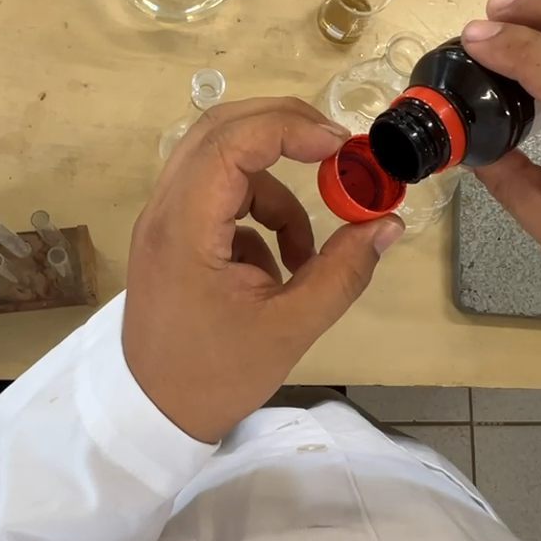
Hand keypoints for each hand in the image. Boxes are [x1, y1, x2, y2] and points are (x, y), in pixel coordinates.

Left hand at [123, 98, 404, 442]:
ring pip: (222, 163)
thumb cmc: (215, 375)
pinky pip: (221, 198)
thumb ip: (343, 272)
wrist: (152, 412)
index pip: (231, 142)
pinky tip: (274, 271)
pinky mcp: (172, 234)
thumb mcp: (291, 328)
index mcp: (185, 227)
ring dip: (275, 191)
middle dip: (283, 129)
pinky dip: (258, 217)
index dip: (289, 128)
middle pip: (220, 129)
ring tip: (305, 254)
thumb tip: (388, 225)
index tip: (340, 146)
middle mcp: (165, 209)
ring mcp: (164, 219)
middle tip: (334, 149)